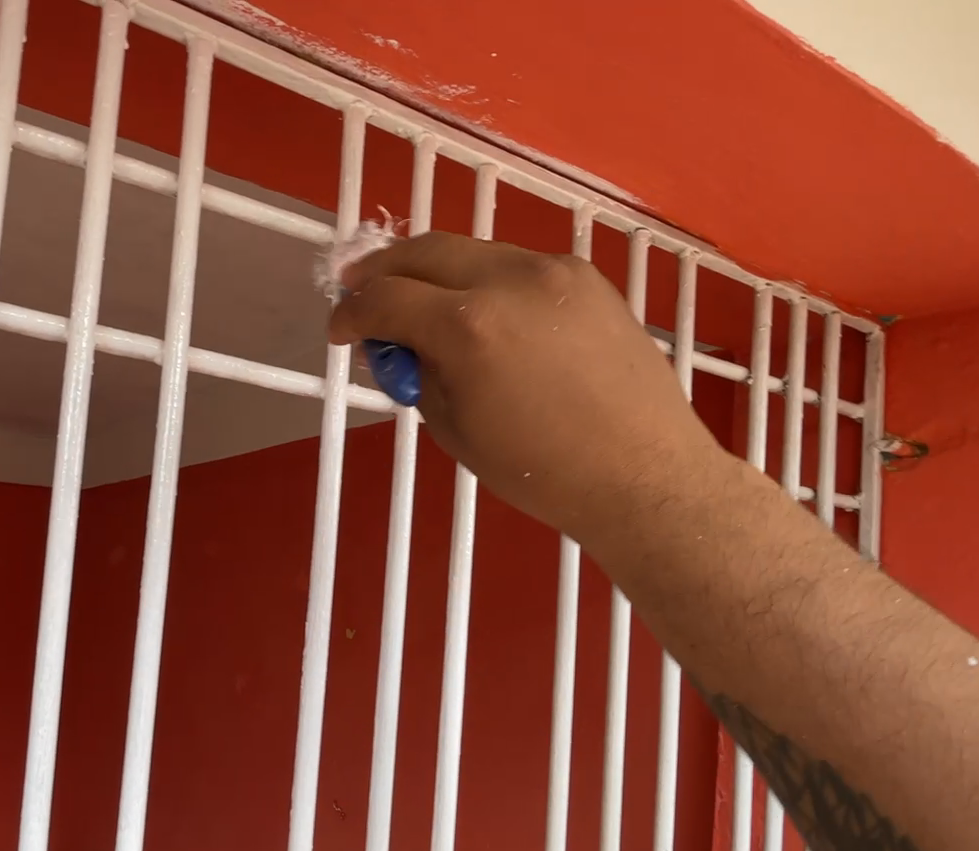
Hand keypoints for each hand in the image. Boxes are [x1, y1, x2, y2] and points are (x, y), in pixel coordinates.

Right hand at [327, 231, 721, 547]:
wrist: (640, 472)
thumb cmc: (538, 470)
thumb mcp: (453, 428)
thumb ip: (418, 373)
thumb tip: (399, 344)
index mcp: (467, 327)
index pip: (385, 299)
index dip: (350, 314)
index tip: (339, 330)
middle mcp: (509, 279)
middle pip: (423, 251)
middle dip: (382, 271)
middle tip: (358, 291)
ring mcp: (553, 270)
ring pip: (471, 252)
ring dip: (432, 273)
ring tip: (418, 304)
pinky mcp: (585, 277)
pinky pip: (514, 266)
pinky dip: (481, 282)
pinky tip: (479, 313)